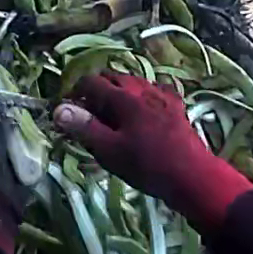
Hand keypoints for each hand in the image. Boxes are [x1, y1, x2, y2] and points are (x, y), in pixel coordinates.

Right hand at [53, 72, 252, 230]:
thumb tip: (59, 109)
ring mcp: (161, 95)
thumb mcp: (109, 150)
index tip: (69, 109)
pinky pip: (154, 89)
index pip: (90, 82)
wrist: (193, 177)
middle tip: (88, 112)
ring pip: (133, 81)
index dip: (75, 92)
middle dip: (96, 89)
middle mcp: (141, 88)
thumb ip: (84, 127)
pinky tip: (141, 109)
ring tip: (111, 112)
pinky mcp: (176, 105)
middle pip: (111, 76)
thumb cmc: (147, 165)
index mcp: (122, 97)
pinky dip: (141, 94)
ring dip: (118, 90)